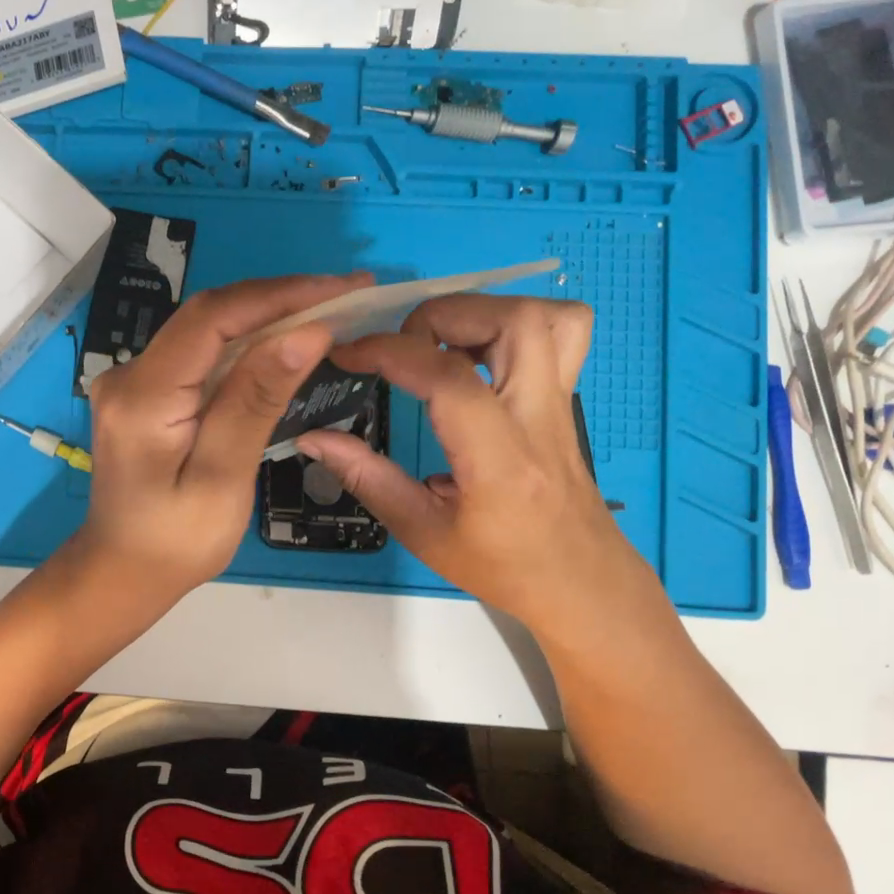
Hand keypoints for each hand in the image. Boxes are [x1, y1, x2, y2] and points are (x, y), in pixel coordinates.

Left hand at [73, 273, 370, 599]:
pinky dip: (242, 347)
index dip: (279, 295)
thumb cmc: (176, 540)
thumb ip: (256, 400)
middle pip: (208, 317)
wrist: (122, 570)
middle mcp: (128, 376)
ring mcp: (131, 382)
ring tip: (331, 311)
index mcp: (142, 395)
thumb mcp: (223, 476)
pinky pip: (197, 356)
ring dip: (265, 319)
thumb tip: (306, 331)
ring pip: (204, 332)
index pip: (212, 318)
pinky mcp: (142, 394)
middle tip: (349, 296)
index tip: (342, 289)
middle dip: (279, 301)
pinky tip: (283, 346)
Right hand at [297, 294, 643, 627]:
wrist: (580, 582)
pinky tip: (477, 351)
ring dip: (483, 311)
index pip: (450, 378)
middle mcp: (539, 417)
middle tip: (404, 345)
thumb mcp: (419, 530)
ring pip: (546, 317)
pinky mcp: (565, 398)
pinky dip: (516, 322)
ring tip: (440, 342)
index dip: (391, 352)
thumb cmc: (499, 565)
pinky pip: (561, 332)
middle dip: (443, 315)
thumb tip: (312, 438)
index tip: (348, 354)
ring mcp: (560, 402)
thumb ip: (365, 477)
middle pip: (512, 323)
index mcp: (500, 460)